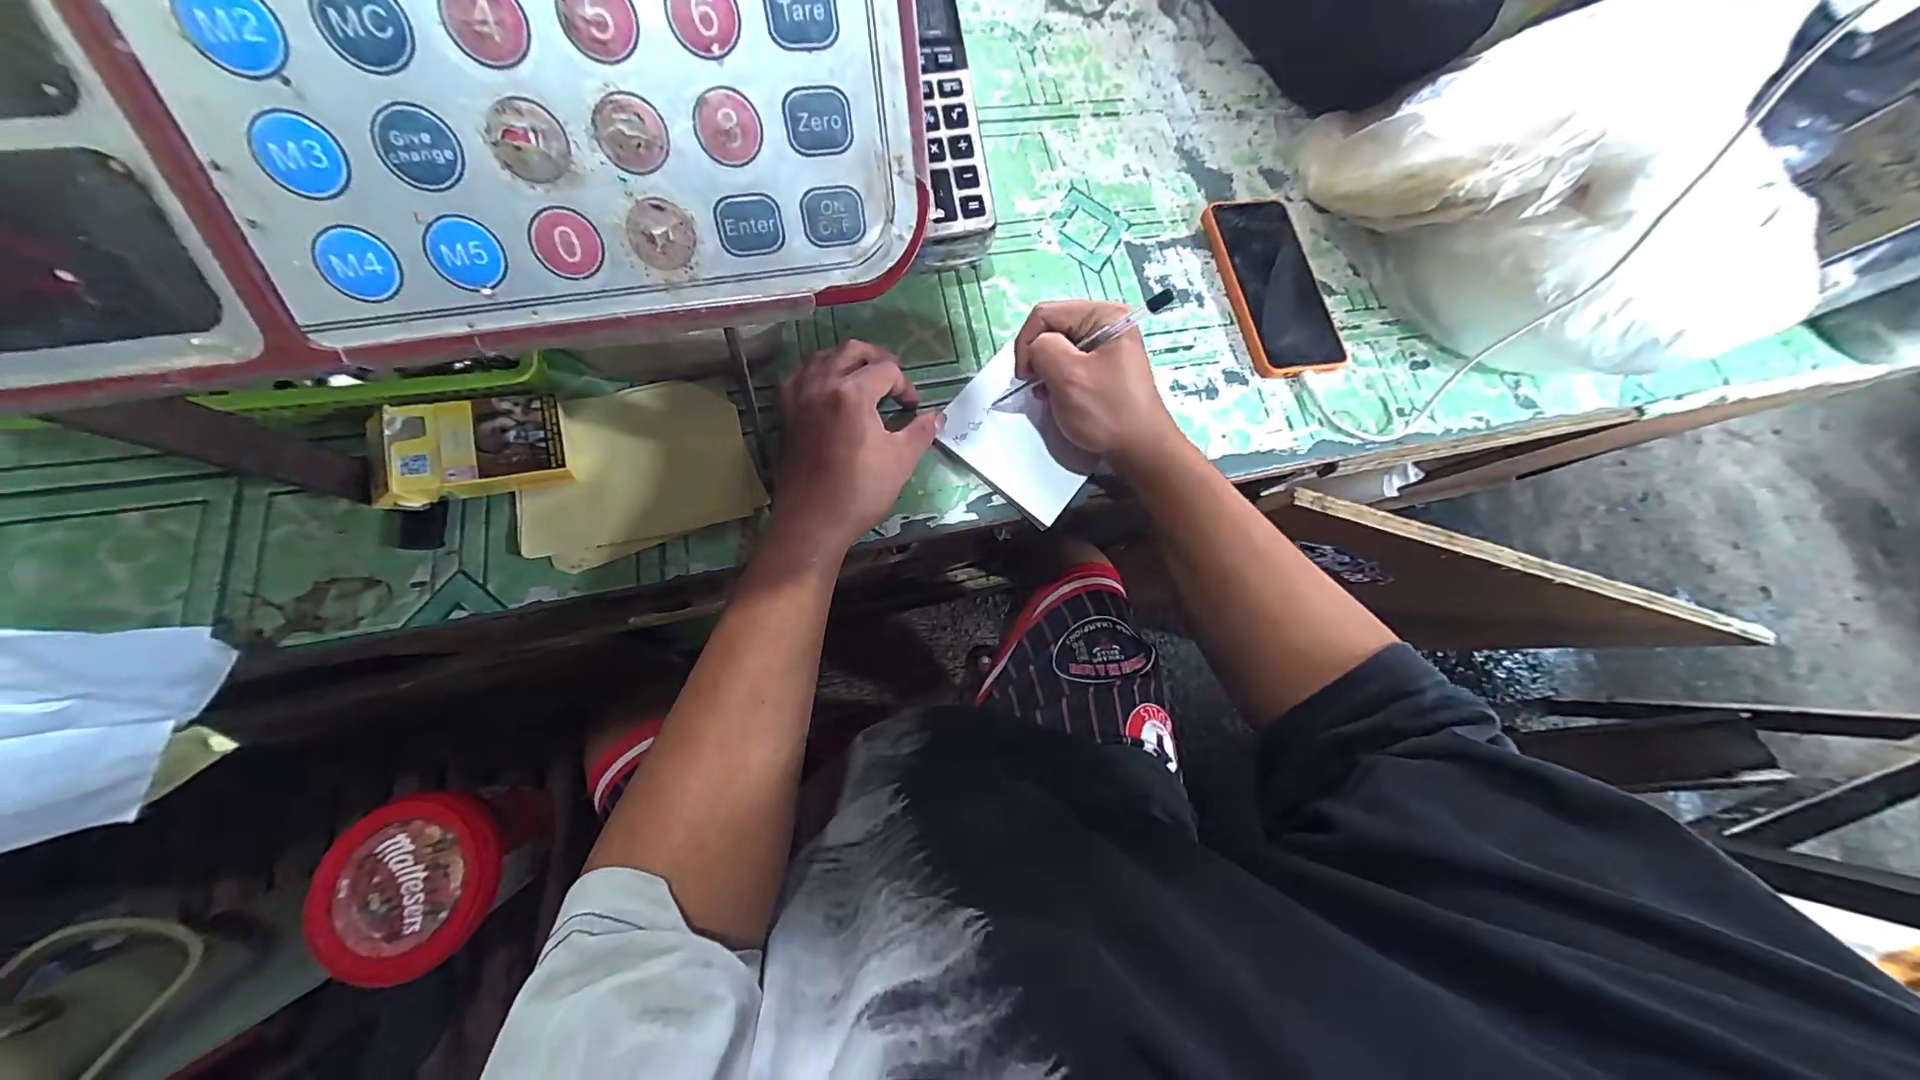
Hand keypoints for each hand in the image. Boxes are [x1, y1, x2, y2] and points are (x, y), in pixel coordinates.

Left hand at [771, 341, 940, 558]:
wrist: (812, 521)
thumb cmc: (859, 492)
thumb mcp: (900, 461)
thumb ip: (921, 431)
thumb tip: (938, 416)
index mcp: (852, 394)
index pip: (886, 370)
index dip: (905, 385)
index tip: (912, 407)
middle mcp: (821, 385)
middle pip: (852, 351)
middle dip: (877, 359)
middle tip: (893, 379)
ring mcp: (799, 397)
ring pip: (822, 357)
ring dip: (846, 360)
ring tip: (862, 378)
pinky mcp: (786, 412)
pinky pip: (800, 376)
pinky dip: (817, 373)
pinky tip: (828, 389)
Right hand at [1013, 301, 1186, 472]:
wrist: (1140, 449)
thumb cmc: (1106, 411)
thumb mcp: (1068, 376)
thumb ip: (1042, 350)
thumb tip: (1035, 350)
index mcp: (1104, 315)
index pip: (1045, 314)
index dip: (1027, 343)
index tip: (1025, 377)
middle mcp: (1107, 323)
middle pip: (1052, 328)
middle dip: (1038, 356)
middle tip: (1037, 386)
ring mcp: (1107, 345)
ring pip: (1058, 347)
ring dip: (1046, 370)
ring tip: (1049, 393)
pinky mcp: (1104, 366)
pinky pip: (1070, 362)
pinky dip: (1058, 378)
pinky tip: (1058, 396)